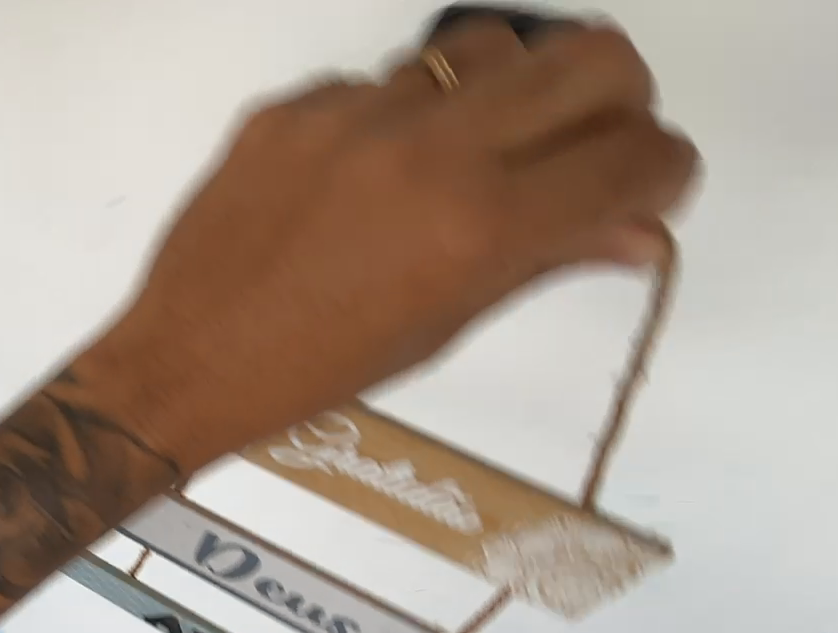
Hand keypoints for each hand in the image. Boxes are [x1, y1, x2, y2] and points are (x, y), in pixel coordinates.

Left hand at [76, 18, 699, 472]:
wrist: (181, 365)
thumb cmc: (301, 375)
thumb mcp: (429, 335)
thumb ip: (535, 266)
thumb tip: (633, 231)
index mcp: (474, 229)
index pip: (636, 156)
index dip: (656, 176)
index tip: (635, 192)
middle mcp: (424, 153)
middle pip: (592, 57)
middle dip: (611, 106)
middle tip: (572, 156)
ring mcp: (347, 120)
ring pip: (484, 51)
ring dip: (498, 99)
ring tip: (454, 165)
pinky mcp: (284, 111)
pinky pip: (374, 85)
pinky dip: (389, 120)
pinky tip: (353, 180)